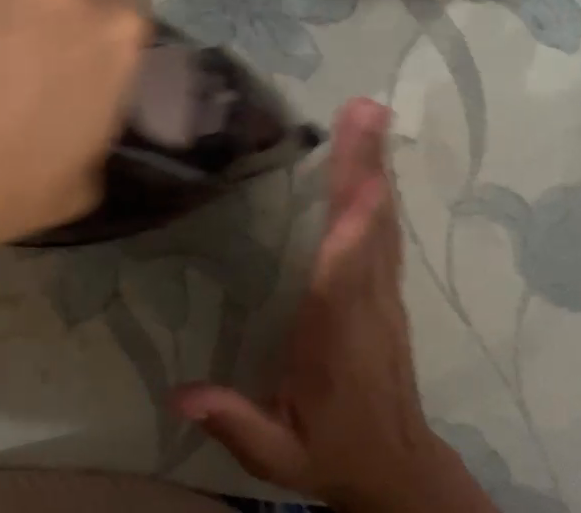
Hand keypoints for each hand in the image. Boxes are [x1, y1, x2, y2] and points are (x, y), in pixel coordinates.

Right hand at [172, 99, 494, 512]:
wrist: (401, 472)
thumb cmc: (332, 453)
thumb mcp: (281, 456)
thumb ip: (235, 422)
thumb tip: (179, 395)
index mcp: (338, 340)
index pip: (345, 276)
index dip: (353, 227)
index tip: (359, 177)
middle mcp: (368, 307)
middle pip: (369, 229)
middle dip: (367, 167)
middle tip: (365, 108)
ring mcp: (383, 296)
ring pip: (381, 223)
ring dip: (375, 167)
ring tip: (368, 113)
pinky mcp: (385, 291)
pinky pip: (382, 231)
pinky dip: (377, 189)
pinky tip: (371, 159)